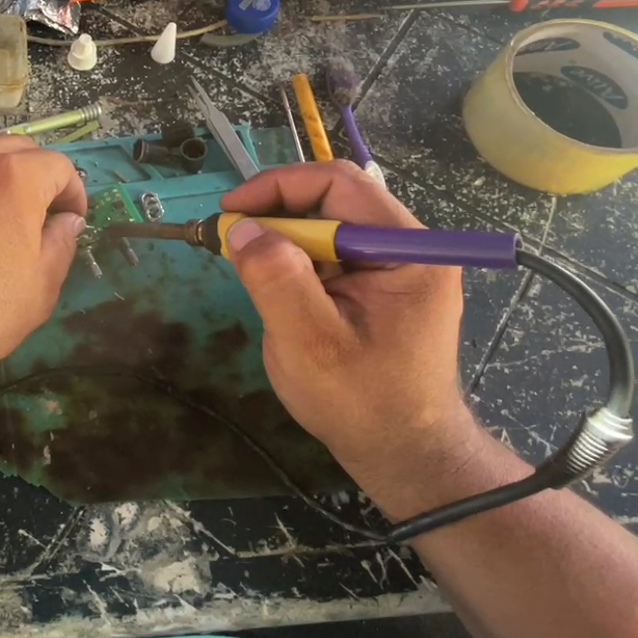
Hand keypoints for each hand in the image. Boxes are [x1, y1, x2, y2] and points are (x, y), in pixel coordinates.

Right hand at [222, 161, 481, 504]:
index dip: (278, 187)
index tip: (232, 212)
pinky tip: (272, 281)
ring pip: (324, 221)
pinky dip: (290, 255)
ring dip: (280, 235)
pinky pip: (326, 248)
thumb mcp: (309, 343)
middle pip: (331, 197)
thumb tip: (240, 228)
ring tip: (247, 263)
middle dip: (275, 210)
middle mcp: (405, 246)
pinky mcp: (375, 282)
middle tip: (233, 238)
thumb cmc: (361, 402)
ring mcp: (392, 264)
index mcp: (406, 251)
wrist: (403, 453)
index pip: (338, 184)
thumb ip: (276, 279)